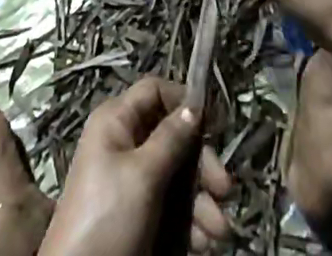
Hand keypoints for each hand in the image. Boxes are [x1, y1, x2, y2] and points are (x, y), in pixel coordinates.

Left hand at [38, 77, 235, 255]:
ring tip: (218, 232)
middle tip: (224, 190)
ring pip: (178, 175)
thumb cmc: (107, 215)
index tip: (215, 123)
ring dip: (203, 202)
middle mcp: (125, 143)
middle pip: (174, 136)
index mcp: (116, 121)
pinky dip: (191, 222)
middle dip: (202, 166)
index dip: (184, 101)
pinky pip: (172, 205)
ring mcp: (132, 179)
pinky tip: (204, 242)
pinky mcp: (139, 212)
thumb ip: (172, 138)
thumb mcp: (142, 174)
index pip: (155, 91)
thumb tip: (194, 105)